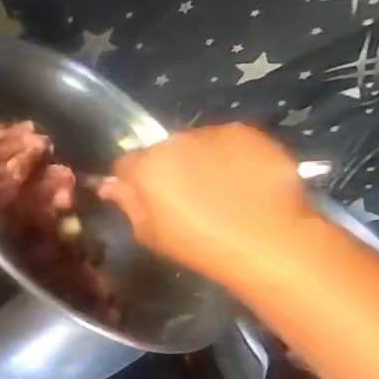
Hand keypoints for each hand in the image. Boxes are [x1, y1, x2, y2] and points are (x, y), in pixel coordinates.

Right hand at [100, 123, 317, 276]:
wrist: (269, 240)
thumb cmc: (200, 246)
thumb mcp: (151, 235)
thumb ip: (128, 204)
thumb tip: (109, 185)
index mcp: (146, 167)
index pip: (125, 163)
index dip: (134, 181)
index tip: (148, 199)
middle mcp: (175, 140)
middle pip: (162, 150)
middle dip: (170, 167)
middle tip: (187, 197)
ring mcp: (213, 133)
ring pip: (196, 143)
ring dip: (201, 159)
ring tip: (221, 190)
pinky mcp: (247, 132)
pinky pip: (228, 141)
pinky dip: (231, 156)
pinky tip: (244, 181)